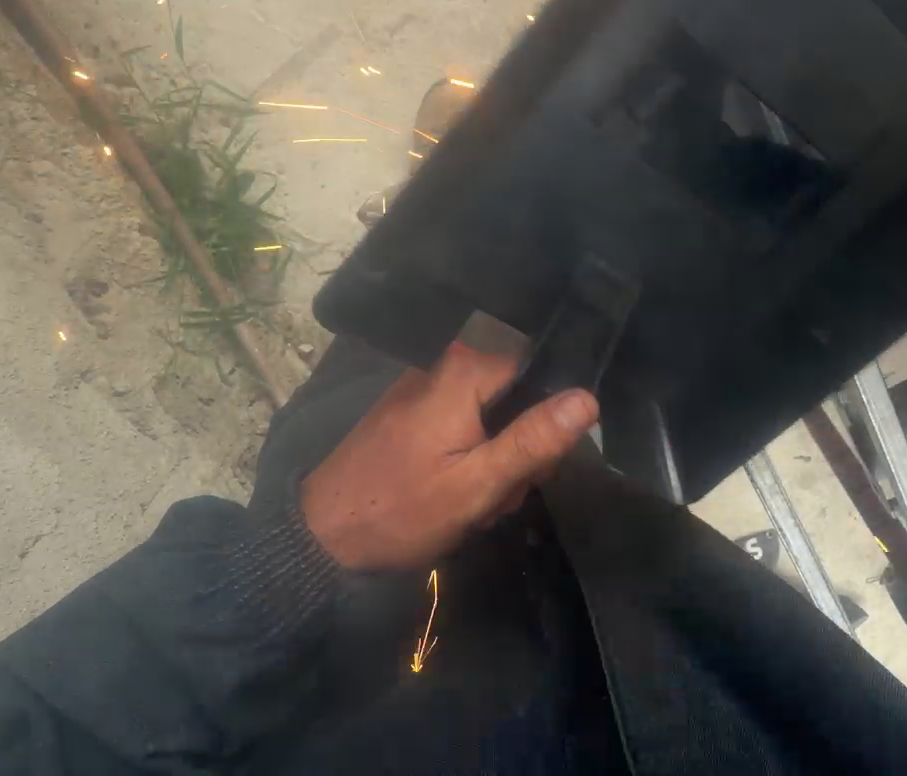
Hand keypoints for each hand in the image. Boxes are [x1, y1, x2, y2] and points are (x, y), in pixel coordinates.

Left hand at [298, 342, 599, 571]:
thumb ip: (533, 440)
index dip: (550, 414)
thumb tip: (589, 399)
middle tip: (500, 494)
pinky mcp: (414, 410)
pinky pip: (466, 421)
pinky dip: (471, 456)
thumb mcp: (476, 485)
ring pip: (494, 412)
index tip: (538, 462)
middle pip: (518, 393)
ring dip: (496, 458)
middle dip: (520, 446)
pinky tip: (458, 491)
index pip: (540, 369)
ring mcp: (426, 387)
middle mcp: (445, 365)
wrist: (318, 541)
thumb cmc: (400, 511)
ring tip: (477, 502)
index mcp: (464, 372)